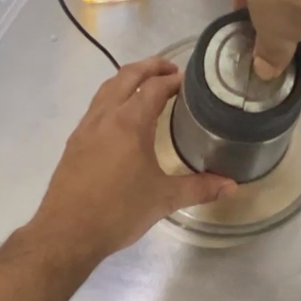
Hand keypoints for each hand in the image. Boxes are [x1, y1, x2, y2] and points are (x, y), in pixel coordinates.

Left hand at [28, 58, 234, 264]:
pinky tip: (120, 119)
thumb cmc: (119, 212)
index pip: (154, 87)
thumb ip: (199, 188)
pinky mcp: (74, 143)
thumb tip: (232, 186)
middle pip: (126, 77)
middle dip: (149, 68)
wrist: (68, 232)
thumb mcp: (164, 199)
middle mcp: (105, 117)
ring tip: (145, 87)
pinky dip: (112, 100)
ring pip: (106, 90)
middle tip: (169, 70)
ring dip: (127, 81)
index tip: (189, 80)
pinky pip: (95, 108)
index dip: (173, 79)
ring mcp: (85, 128)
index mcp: (129, 123)